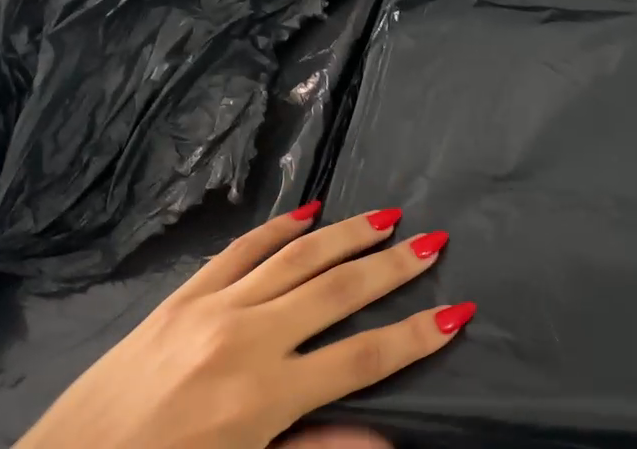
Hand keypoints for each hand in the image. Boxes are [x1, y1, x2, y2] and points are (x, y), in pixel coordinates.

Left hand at [18, 203, 474, 448]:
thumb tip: (386, 437)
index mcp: (264, 399)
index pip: (362, 358)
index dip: (415, 336)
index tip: (457, 311)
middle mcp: (245, 340)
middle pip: (338, 292)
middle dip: (392, 267)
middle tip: (434, 240)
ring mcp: (210, 310)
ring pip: (296, 258)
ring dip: (346, 234)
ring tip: (387, 215)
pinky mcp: (179, 298)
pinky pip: (239, 252)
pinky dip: (277, 228)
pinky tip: (307, 211)